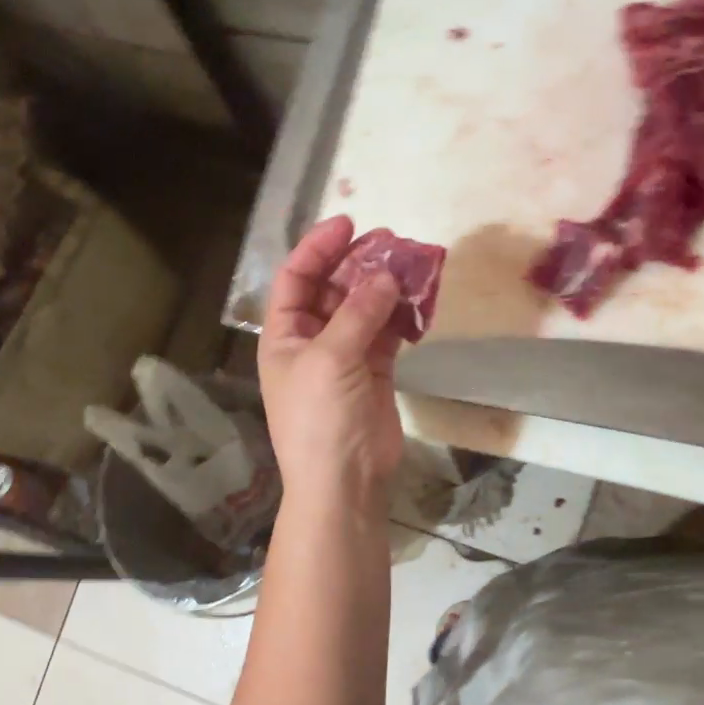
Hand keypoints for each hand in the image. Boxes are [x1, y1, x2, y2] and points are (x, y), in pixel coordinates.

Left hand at [260, 215, 405, 513]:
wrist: (344, 480)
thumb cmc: (321, 418)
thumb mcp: (330, 358)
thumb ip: (358, 313)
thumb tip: (387, 277)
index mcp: (284, 336)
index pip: (296, 279)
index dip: (318, 248)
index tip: (349, 223)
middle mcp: (311, 341)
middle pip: (333, 288)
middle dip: (358, 263)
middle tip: (391, 241)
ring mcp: (345, 357)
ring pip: (365, 309)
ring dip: (385, 286)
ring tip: (412, 263)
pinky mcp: (375, 373)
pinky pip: (387, 333)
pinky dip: (402, 316)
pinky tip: (419, 300)